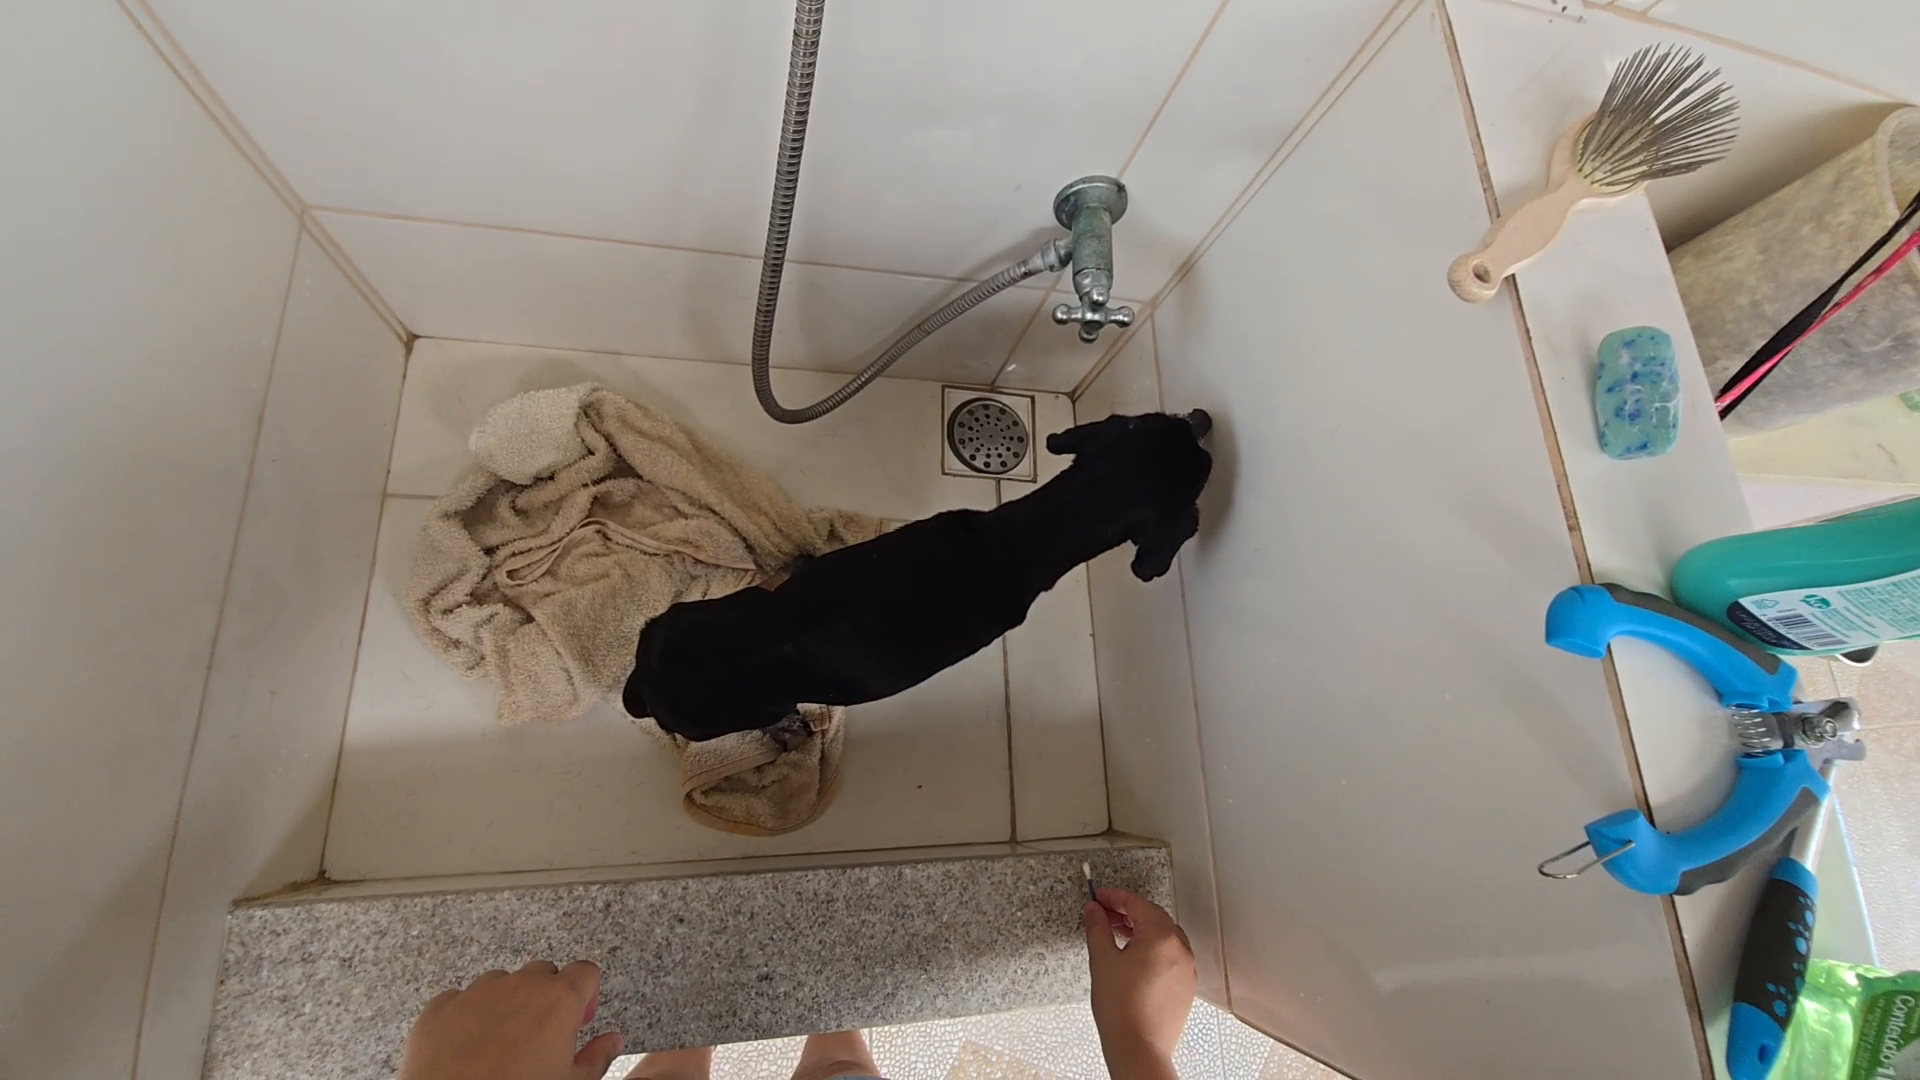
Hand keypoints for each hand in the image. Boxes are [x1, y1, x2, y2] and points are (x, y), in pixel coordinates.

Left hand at [398, 960, 623, 1079]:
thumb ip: (597, 1058)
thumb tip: (613, 1041)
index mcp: (560, 999)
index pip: (586, 971)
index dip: (586, 994)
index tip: (578, 1020)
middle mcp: (522, 985)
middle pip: (543, 972)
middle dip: (545, 997)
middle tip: (537, 1036)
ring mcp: (477, 994)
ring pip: (501, 983)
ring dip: (505, 1003)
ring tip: (497, 1043)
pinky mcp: (438, 1011)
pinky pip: (457, 1000)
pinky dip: (462, 1016)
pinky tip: (462, 1047)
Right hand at [1084, 888, 1196, 1079]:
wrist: (1138, 1051)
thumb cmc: (1121, 1009)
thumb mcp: (1102, 959)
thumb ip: (1098, 927)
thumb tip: (1094, 910)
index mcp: (1161, 937)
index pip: (1136, 903)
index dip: (1114, 897)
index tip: (1098, 897)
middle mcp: (1180, 949)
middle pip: (1152, 917)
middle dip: (1127, 912)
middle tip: (1104, 913)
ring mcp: (1186, 969)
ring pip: (1163, 935)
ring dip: (1141, 929)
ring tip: (1116, 934)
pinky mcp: (1185, 987)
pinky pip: (1170, 954)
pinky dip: (1152, 947)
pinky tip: (1133, 956)